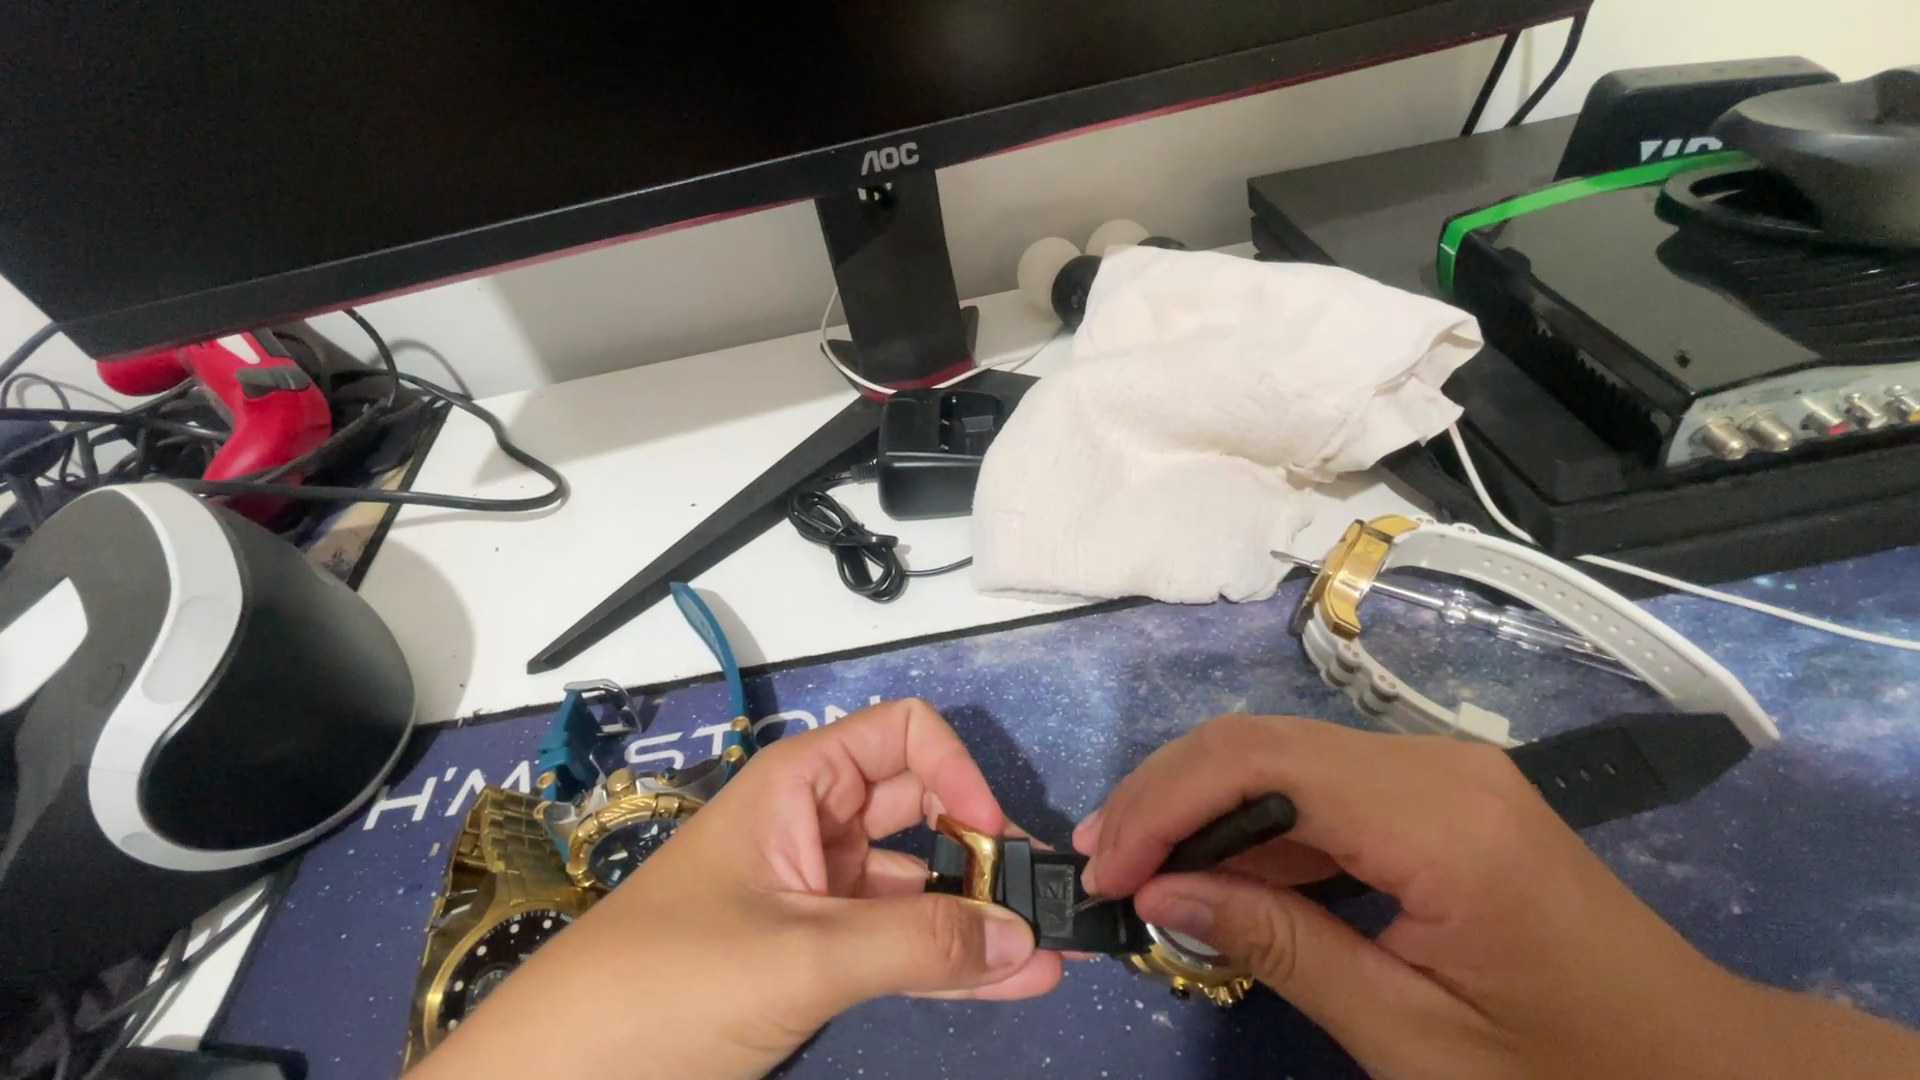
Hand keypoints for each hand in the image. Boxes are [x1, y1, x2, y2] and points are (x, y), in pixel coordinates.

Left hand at [415, 699, 1059, 1078]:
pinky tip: (1010, 979)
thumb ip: (918, 946)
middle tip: (1044, 898)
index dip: (956, 772)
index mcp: (800, 783)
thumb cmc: (668, 983)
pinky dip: (948, 958)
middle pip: (921, 807)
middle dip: (983, 844)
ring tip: (1050, 952)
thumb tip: (1027, 941)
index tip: (993, 834)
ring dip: (977, 913)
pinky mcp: (816, 952)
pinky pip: (898, 941)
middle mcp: (816, 823)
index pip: (902, 736)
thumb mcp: (798, 955)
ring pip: (917, 884)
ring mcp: (818, 891)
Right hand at [1074, 714, 1919, 1079]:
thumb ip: (1279, 948)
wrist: (1713, 1070)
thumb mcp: (1415, 1041)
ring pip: (1273, 754)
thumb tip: (1159, 892)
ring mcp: (1428, 766)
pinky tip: (1210, 870)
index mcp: (1437, 816)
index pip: (1258, 763)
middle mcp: (1428, 761)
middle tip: (1103, 860)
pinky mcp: (1424, 787)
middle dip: (1163, 795)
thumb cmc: (1572, 1076)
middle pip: (1254, 741)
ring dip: (1195, 805)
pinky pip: (1310, 786)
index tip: (1106, 870)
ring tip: (1136, 864)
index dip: (1162, 804)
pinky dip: (1246, 824)